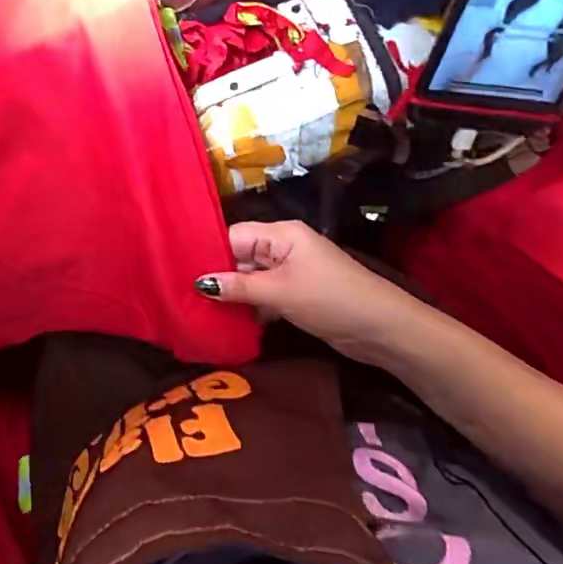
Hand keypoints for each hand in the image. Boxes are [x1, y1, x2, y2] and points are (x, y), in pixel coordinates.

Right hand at [196, 221, 423, 361]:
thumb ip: (238, 287)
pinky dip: (248, 306)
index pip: (233, 235)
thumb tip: (199, 283)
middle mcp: (283, 247)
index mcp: (281, 234)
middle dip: (217, 276)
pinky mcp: (295, 292)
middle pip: (239, 256)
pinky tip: (228, 321)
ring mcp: (290, 270)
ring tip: (199, 311)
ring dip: (232, 295)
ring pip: (249, 278)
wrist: (382, 329)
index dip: (208, 252)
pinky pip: (262, 293)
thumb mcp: (280, 292)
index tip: (180, 272)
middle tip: (184, 296)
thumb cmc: (330, 300)